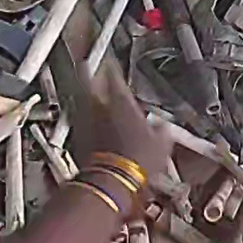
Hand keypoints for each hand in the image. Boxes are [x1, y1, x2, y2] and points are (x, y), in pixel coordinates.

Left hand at [86, 66, 173, 188]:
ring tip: (84, 89)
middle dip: (88, 73)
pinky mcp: (79, 138)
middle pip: (89, 83)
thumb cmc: (138, 160)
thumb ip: (161, 130)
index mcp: (122, 103)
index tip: (110, 61)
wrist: (114, 181)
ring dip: (82, 93)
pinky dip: (83, 115)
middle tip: (85, 65)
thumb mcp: (161, 144)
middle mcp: (101, 108)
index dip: (112, 67)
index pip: (115, 77)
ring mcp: (87, 123)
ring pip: (81, 100)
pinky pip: (80, 119)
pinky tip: (86, 118)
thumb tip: (163, 127)